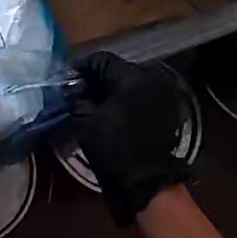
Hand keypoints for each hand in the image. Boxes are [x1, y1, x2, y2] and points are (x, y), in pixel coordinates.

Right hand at [72, 52, 190, 225]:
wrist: (146, 177)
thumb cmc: (113, 147)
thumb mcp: (85, 120)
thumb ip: (77, 97)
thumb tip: (73, 88)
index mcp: (131, 76)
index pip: (101, 60)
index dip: (81, 68)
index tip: (68, 80)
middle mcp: (152, 78)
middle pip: (118, 69)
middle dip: (97, 79)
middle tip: (80, 92)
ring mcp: (163, 92)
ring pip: (131, 82)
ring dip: (113, 89)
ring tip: (96, 103)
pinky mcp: (168, 108)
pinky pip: (143, 95)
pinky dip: (127, 99)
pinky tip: (116, 112)